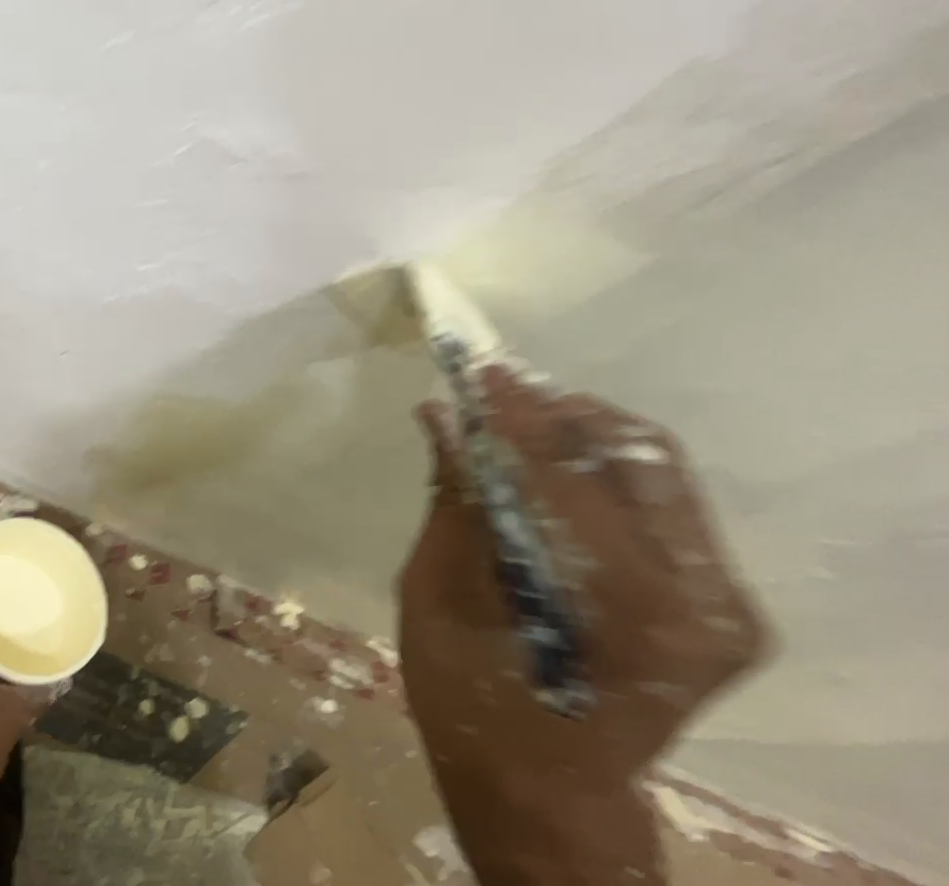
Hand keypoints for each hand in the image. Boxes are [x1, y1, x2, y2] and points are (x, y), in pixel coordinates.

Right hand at [398, 364, 769, 881]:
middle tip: (495, 388)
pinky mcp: (723, 608)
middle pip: (636, 459)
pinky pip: (663, 510)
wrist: (545, 793)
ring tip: (517, 418)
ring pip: (657, 475)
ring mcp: (724, 606)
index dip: (515, 414)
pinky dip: (604, 476)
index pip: (566, 474)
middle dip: (557, 413)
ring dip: (582, 438)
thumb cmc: (470, 704)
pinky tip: (552, 466)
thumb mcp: (438, 599)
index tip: (475, 370)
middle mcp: (700, 600)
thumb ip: (456, 503)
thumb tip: (443, 418)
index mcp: (620, 607)